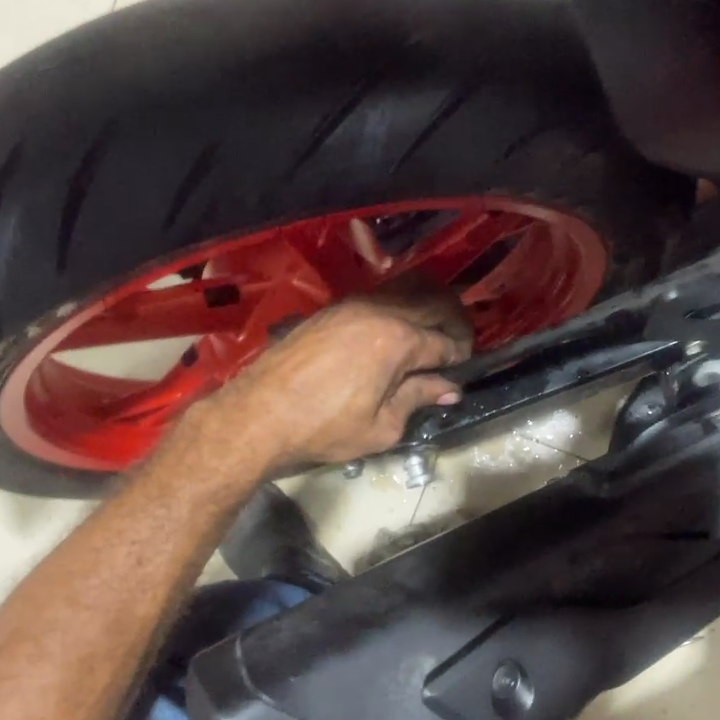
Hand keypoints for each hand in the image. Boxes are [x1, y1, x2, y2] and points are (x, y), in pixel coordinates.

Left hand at [189, 290, 473, 473]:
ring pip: (405, 291)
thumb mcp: (381, 427)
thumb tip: (447, 389)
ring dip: (426, 308)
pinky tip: (395, 331)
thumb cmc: (323, 428)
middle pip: (433, 304)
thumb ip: (417, 400)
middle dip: (453, 324)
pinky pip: (378, 296)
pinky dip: (398, 307)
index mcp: (398, 341)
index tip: (460, 372)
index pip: (445, 342)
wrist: (259, 414)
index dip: (459, 358)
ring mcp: (352, 304)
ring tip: (430, 335)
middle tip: (455, 348)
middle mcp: (379, 311)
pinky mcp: (331, 309)